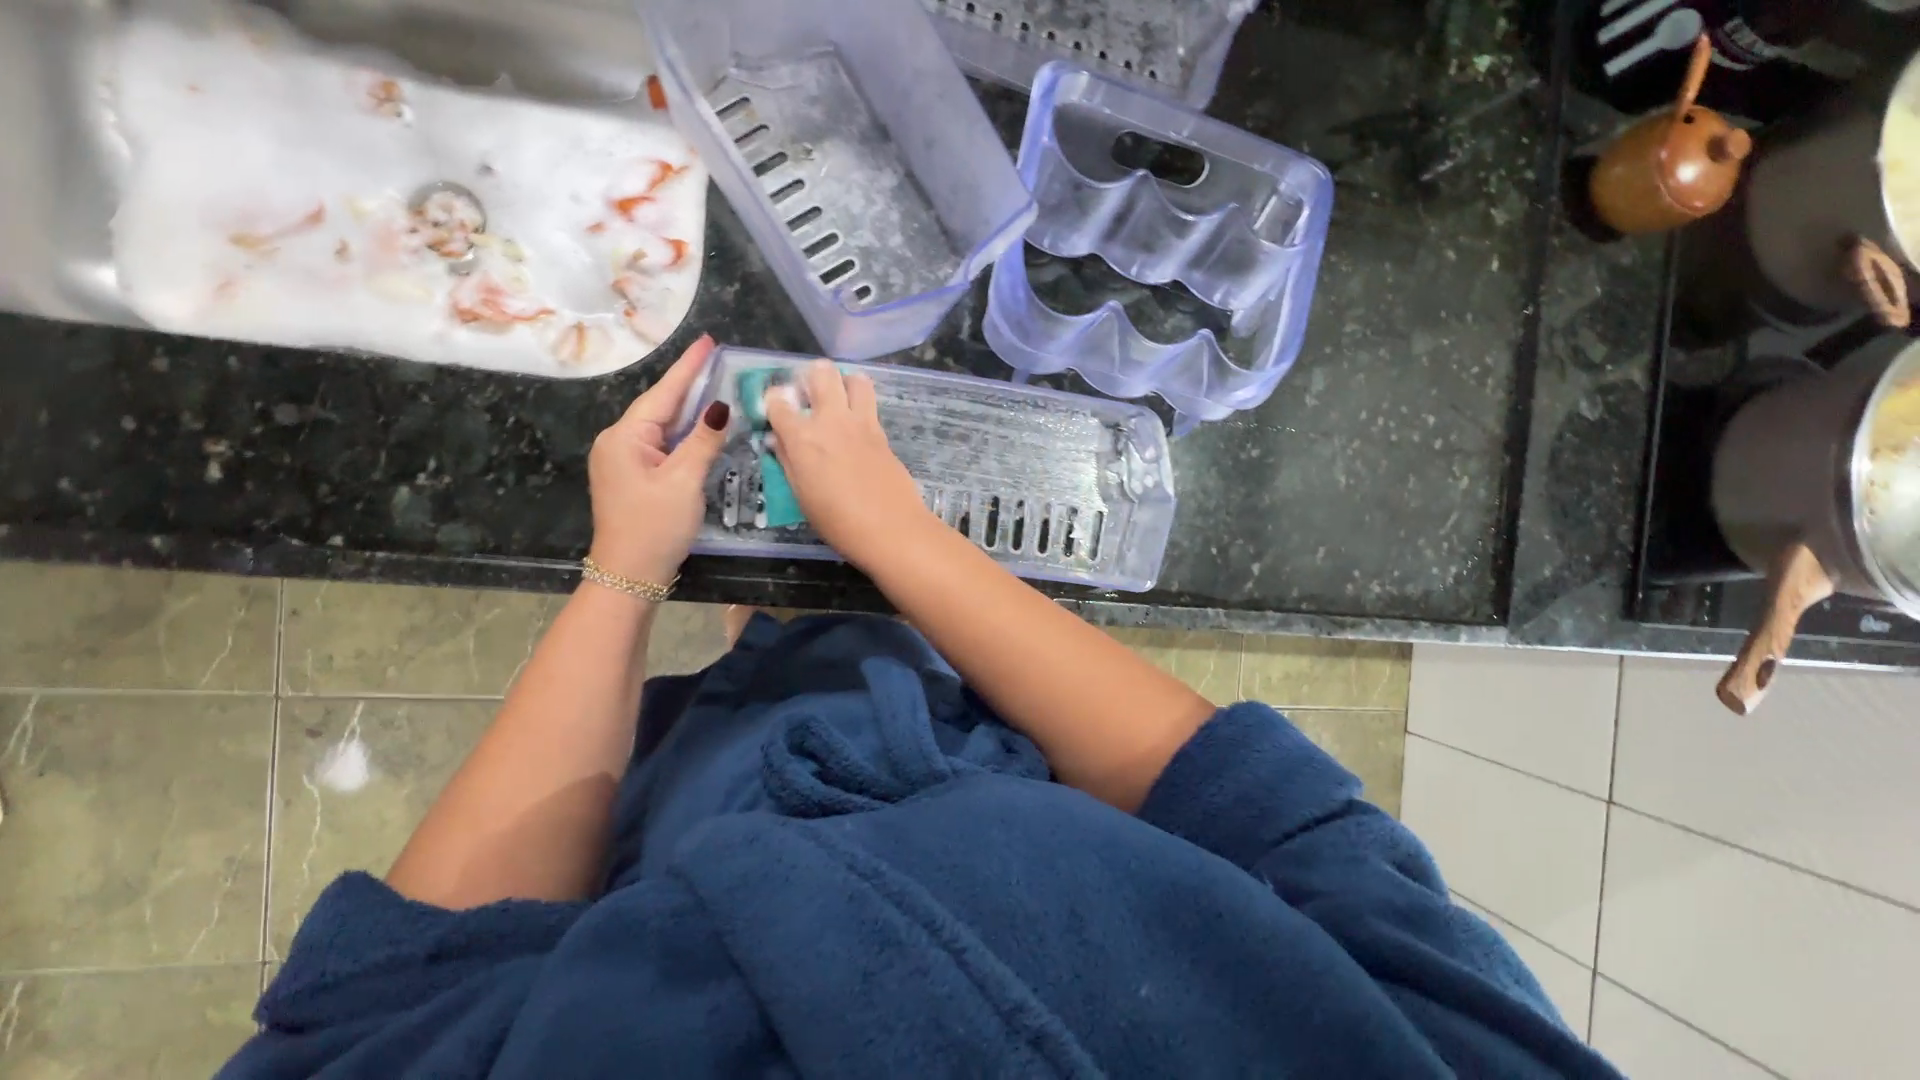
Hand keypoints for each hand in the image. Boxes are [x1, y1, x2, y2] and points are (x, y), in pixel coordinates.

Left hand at [586, 335, 729, 586]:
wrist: (629, 574)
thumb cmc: (655, 527)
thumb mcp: (684, 481)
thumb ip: (702, 440)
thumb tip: (719, 406)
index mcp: (625, 437)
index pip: (663, 393)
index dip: (688, 368)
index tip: (707, 340)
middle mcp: (618, 442)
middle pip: (660, 406)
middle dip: (688, 383)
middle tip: (715, 358)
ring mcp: (621, 460)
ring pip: (660, 426)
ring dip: (686, 408)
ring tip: (712, 384)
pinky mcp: (631, 477)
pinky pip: (659, 444)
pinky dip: (681, 433)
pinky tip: (699, 426)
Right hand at [765, 360, 934, 568]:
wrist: (892, 529)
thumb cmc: (838, 521)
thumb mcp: (801, 496)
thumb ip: (787, 461)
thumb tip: (777, 440)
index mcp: (803, 437)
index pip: (778, 401)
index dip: (772, 402)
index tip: (774, 412)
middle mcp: (831, 420)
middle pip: (821, 373)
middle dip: (810, 377)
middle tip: (808, 396)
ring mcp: (861, 423)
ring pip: (854, 379)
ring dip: (843, 383)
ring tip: (838, 401)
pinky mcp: (882, 432)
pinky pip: (870, 404)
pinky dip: (860, 404)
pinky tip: (854, 425)